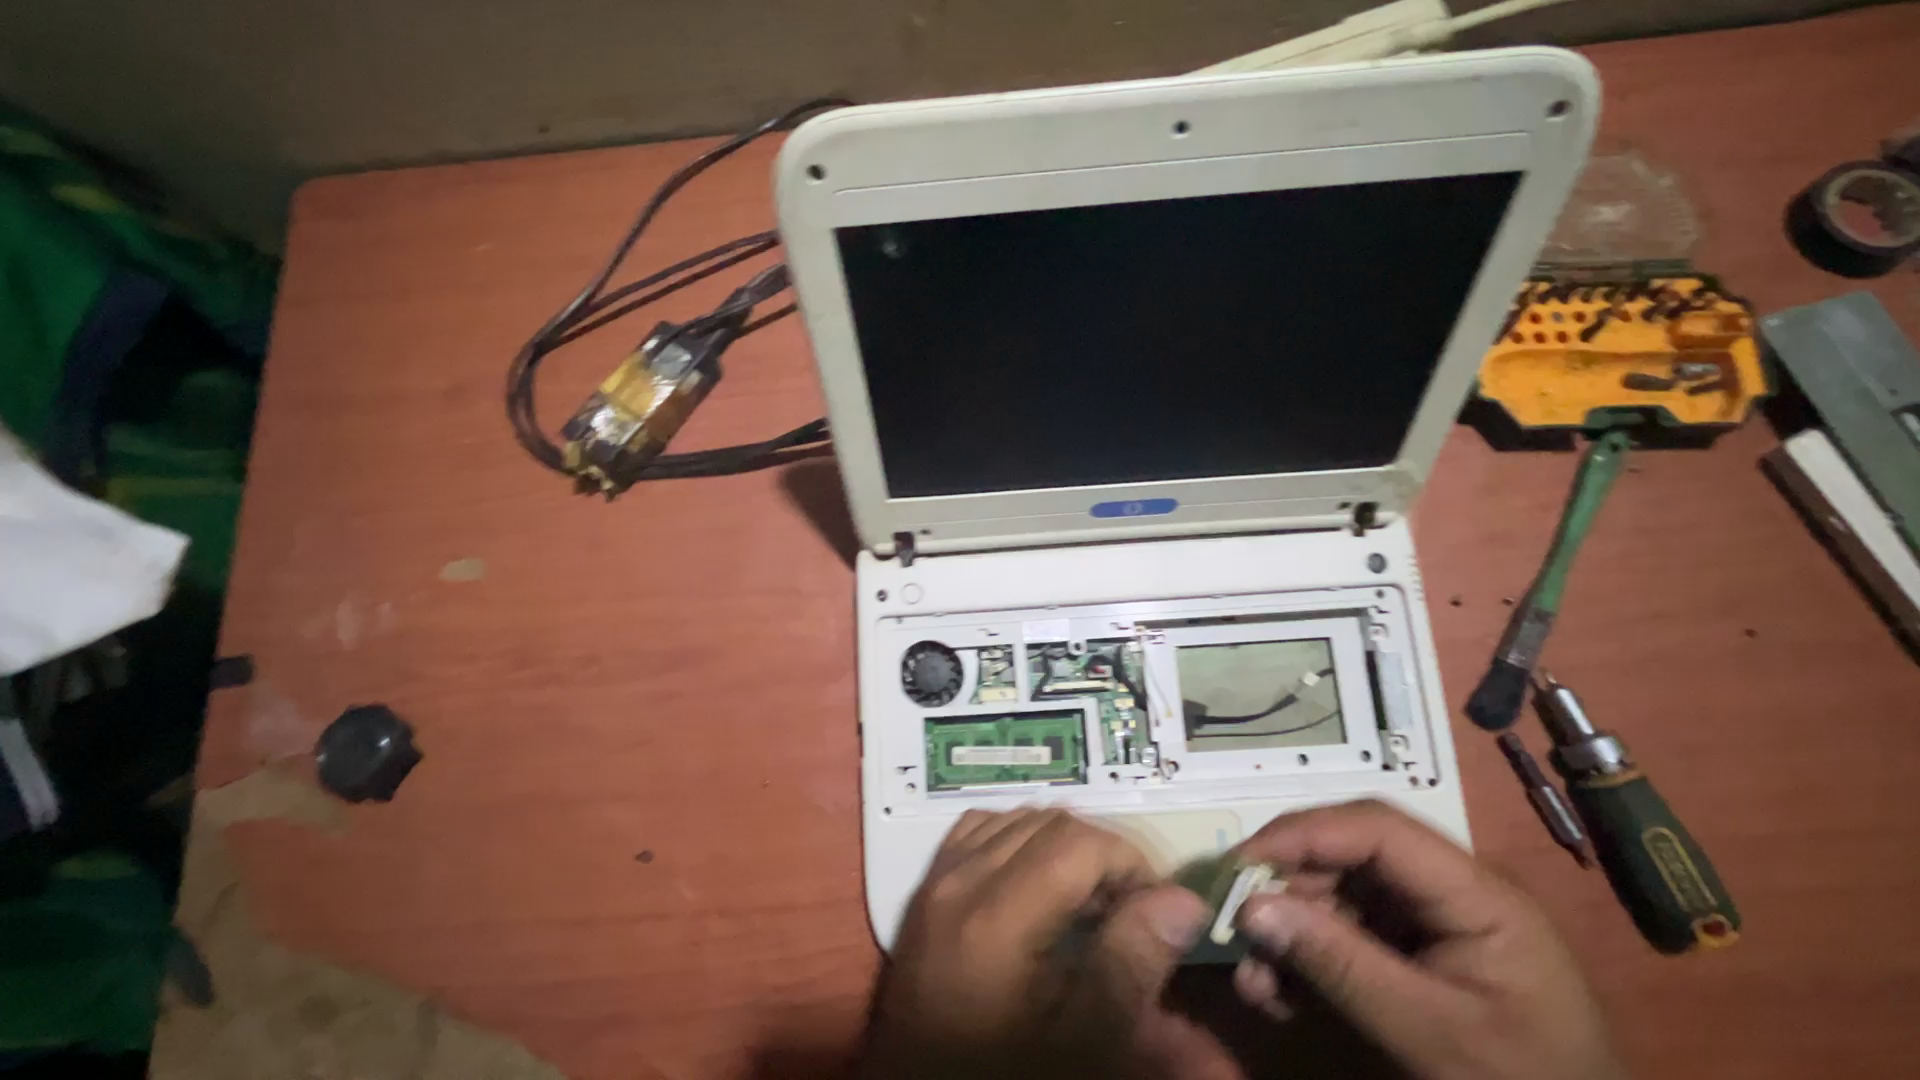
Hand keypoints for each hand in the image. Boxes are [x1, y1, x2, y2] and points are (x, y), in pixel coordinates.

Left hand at [860, 808, 1209, 1079]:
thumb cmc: (1005, 1076)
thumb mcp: (1079, 1044)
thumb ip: (1130, 964)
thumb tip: (1182, 898)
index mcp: (995, 918)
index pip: (1078, 842)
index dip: (1131, 862)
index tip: (1157, 908)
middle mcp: (960, 882)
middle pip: (1048, 823)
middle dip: (1102, 853)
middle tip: (1129, 908)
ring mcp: (935, 881)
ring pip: (1014, 820)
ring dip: (1062, 844)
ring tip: (1087, 898)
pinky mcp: (924, 890)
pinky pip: (977, 831)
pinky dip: (1017, 839)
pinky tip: (1035, 880)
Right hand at [1230, 800, 1624, 1079]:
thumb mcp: (1432, 1034)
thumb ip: (1342, 967)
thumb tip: (1251, 907)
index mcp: (1476, 894)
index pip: (1377, 828)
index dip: (1303, 834)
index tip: (1240, 865)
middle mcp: (1449, 893)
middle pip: (1349, 856)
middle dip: (1286, 887)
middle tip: (1235, 926)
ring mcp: (1431, 925)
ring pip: (1337, 895)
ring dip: (1288, 928)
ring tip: (1253, 980)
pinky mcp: (1415, 956)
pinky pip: (1345, 936)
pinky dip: (1306, 958)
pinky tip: (1279, 995)